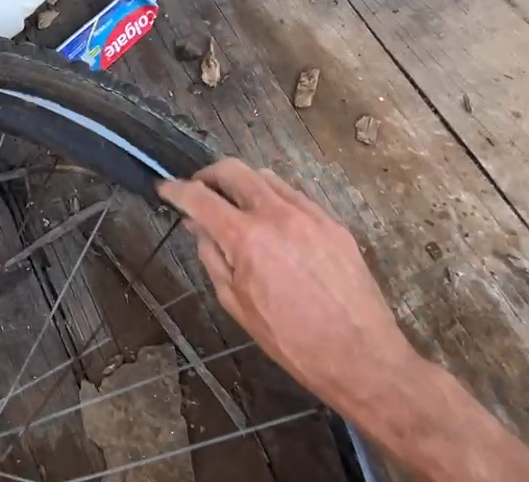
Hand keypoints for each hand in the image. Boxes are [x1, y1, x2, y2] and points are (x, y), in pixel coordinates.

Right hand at [156, 159, 417, 415]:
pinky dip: (273, 199)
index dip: (175, 189)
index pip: (199, 197)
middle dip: (207, 175)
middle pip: (232, 169)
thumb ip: (212, 256)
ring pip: (265, 176)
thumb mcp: (236, 302)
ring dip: (242, 184)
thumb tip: (197, 226)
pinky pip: (295, 196)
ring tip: (237, 207)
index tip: (164, 189)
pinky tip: (273, 224)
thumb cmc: (291, 341)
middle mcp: (277, 216)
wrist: (364, 360)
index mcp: (246, 238)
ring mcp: (310, 216)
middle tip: (200, 191)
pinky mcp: (334, 225)